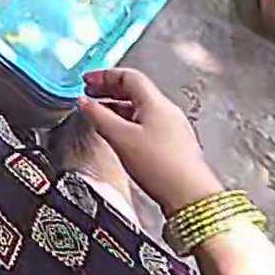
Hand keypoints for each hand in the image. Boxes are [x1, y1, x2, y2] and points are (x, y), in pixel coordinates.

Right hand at [76, 68, 223, 214]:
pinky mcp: (173, 145)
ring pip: (139, 108)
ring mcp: (172, 128)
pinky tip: (118, 133)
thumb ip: (98, 116)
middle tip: (89, 92)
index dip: (104, 75)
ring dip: (116, 106)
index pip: (128, 77)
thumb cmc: (160, 166)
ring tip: (98, 113)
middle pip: (134, 90)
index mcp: (156, 103)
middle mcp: (167, 111)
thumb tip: (83, 102)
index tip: (87, 80)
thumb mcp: (120, 137)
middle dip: (108, 89)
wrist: (191, 199)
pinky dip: (127, 121)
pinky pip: (146, 123)